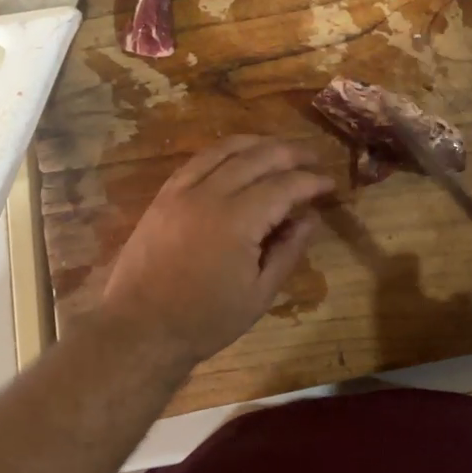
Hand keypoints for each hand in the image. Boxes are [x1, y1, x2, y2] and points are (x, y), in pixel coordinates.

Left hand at [98, 136, 331, 371]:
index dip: (312, 181)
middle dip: (291, 154)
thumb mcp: (259, 294)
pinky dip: (223, 151)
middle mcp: (210, 195)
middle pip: (258, 157)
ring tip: (280, 148)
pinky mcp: (163, 196)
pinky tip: (237, 155)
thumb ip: (288, 251)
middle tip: (314, 158)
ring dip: (258, 143)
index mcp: (238, 221)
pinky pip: (197, 160)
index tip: (331, 183)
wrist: (140, 329)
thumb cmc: (206, 320)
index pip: (284, 186)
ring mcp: (182, 192)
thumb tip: (310, 219)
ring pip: (225, 149)